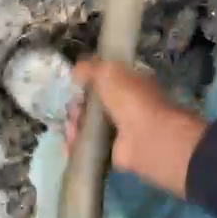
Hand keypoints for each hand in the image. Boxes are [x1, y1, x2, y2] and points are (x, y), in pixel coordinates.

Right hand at [69, 59, 206, 198]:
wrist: (146, 138)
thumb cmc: (130, 99)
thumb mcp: (109, 72)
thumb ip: (92, 67)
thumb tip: (77, 68)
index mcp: (130, 83)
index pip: (105, 80)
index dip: (88, 81)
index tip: (75, 83)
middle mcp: (126, 105)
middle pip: (93, 104)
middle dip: (78, 105)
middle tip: (74, 109)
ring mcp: (120, 129)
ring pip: (88, 125)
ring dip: (75, 125)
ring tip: (72, 127)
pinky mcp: (112, 150)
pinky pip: (89, 145)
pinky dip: (76, 144)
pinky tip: (70, 142)